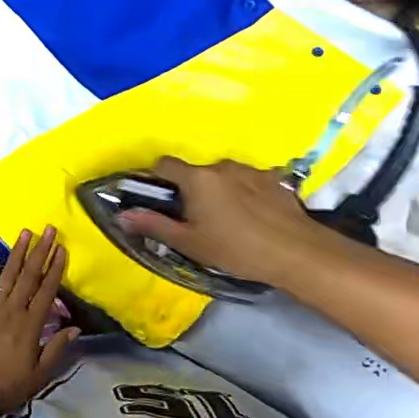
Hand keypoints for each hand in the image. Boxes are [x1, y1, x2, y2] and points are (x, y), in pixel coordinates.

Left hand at [0, 227, 81, 411]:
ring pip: (7, 274)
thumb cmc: (9, 383)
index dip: (56, 268)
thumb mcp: (40, 373)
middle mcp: (13, 308)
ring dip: (17, 252)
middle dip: (40, 251)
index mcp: (31, 324)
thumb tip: (75, 328)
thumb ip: (57, 348)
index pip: (47, 290)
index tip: (62, 249)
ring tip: (25, 232)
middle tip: (49, 230)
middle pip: (29, 275)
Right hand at [117, 157, 356, 286]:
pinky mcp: (274, 178)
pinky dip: (245, 193)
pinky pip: (249, 181)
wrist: (296, 252)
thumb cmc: (236, 249)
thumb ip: (154, 225)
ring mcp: (250, 170)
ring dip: (220, 191)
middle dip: (192, 190)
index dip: (157, 179)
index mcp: (196, 179)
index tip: (161, 200)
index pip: (164, 164)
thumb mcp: (190, 243)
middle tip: (197, 220)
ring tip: (230, 220)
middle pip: (196, 172)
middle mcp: (221, 166)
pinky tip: (254, 216)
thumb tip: (122, 215)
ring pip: (223, 176)